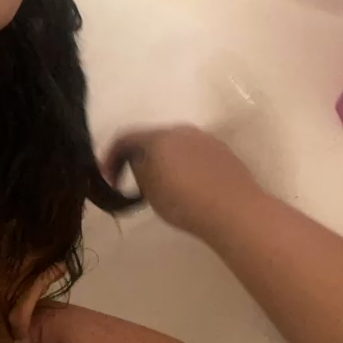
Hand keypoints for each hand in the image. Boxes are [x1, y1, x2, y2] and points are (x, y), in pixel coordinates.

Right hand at [105, 125, 260, 239]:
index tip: (107, 178)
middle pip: (152, 139)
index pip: (125, 138)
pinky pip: (194, 154)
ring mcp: (206, 139)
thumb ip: (138, 169)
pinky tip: (187, 186)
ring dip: (162, 161)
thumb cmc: (184, 201)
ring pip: (175, 146)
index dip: (110, 157)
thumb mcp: (149, 190)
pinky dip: (183, 165)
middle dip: (138, 157)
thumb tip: (139, 161)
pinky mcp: (223, 152)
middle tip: (132, 180)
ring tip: (161, 185)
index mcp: (159, 137)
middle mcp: (182, 131)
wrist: (235, 211)